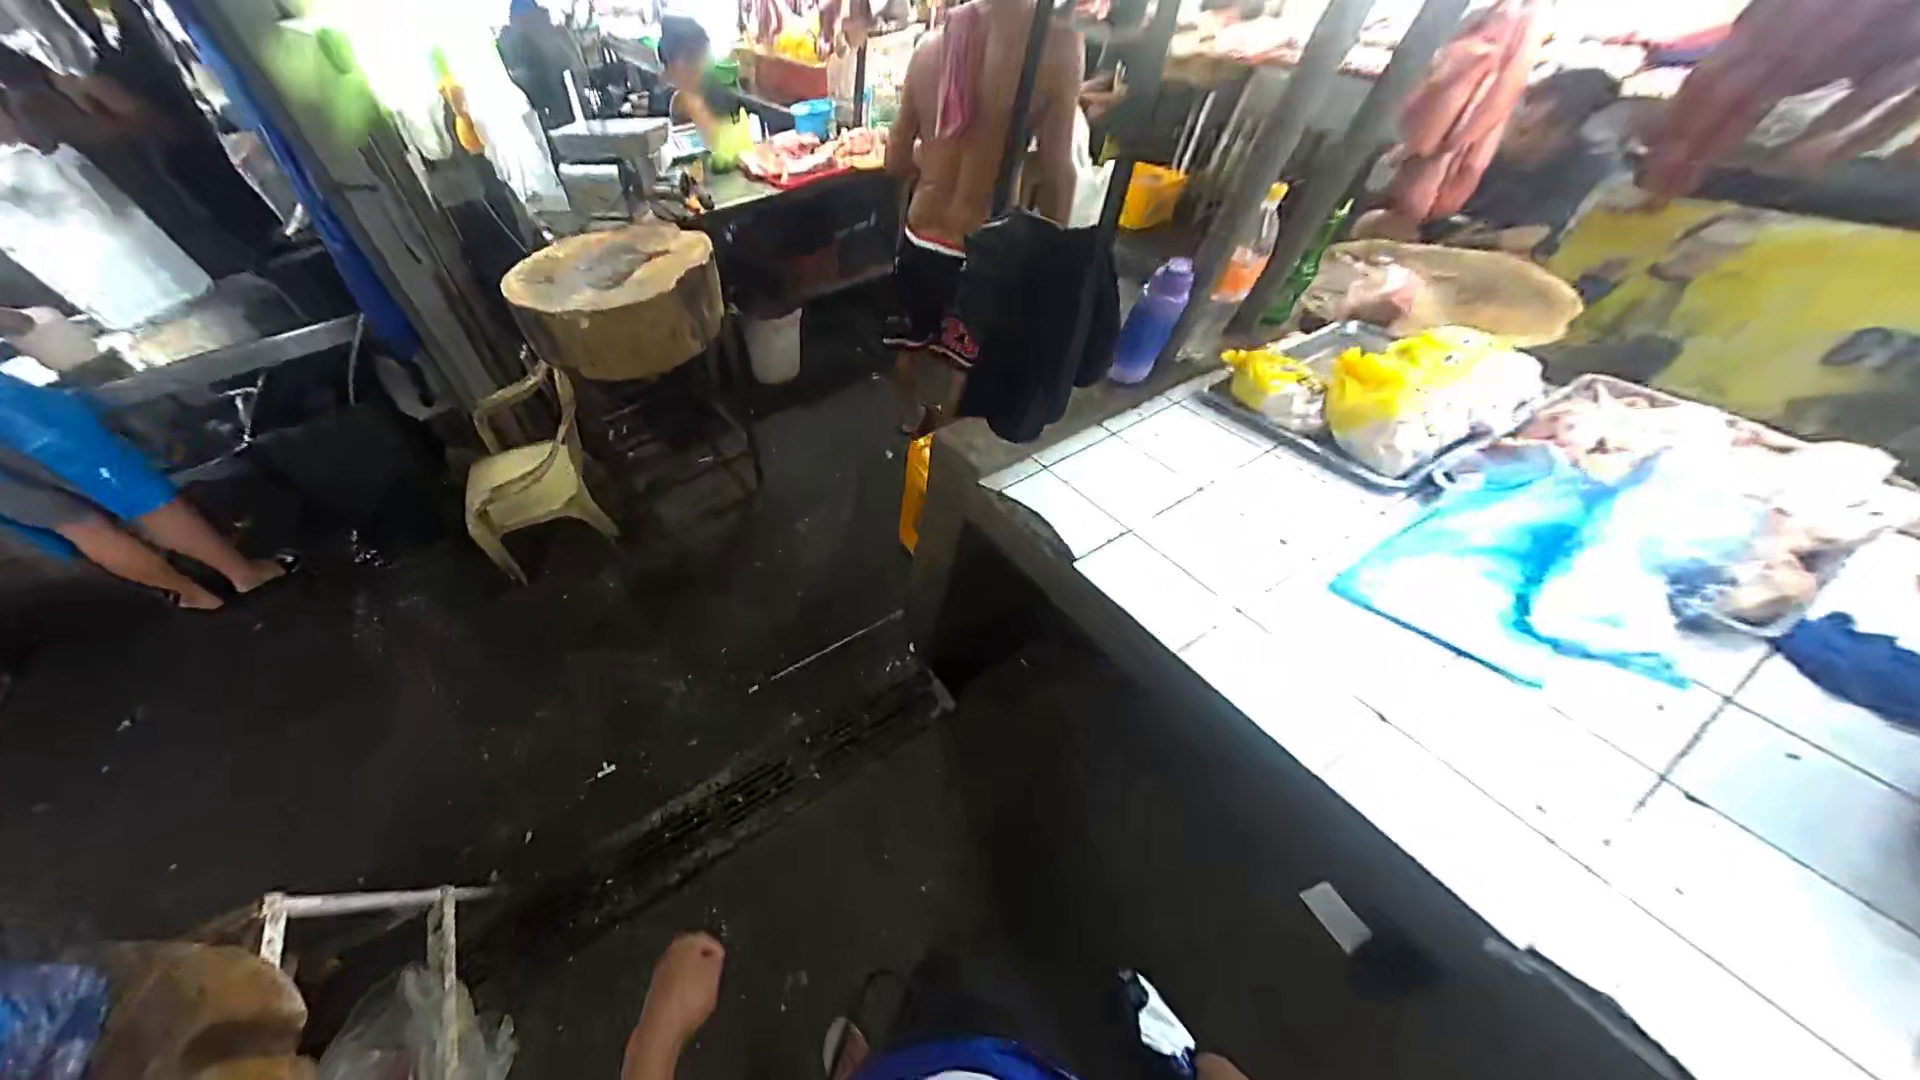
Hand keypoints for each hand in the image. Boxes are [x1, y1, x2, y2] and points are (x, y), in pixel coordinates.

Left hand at [635, 932, 725, 1051]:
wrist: (661, 1029)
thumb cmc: (691, 996)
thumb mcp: (714, 974)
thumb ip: (716, 959)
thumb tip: (713, 956)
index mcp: (685, 944)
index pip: (706, 939)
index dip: (716, 952)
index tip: (722, 964)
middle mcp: (669, 955)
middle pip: (692, 954)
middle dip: (703, 964)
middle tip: (713, 977)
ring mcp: (659, 975)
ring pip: (682, 970)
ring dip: (692, 979)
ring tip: (702, 994)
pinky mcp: (654, 994)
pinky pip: (674, 986)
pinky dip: (682, 992)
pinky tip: (688, 1005)